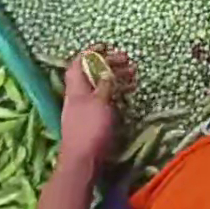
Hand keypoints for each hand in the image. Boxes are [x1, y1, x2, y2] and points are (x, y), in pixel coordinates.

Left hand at [59, 49, 128, 167]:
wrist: (82, 162)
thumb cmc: (90, 129)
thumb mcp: (100, 102)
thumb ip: (105, 84)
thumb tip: (108, 71)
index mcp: (76, 88)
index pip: (79, 62)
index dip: (92, 52)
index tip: (107, 46)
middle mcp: (78, 95)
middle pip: (92, 73)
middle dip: (109, 64)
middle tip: (127, 60)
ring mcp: (84, 108)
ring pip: (100, 86)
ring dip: (115, 77)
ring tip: (133, 74)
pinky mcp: (92, 120)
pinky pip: (104, 98)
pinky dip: (115, 92)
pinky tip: (127, 92)